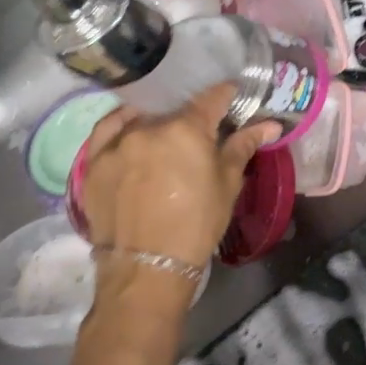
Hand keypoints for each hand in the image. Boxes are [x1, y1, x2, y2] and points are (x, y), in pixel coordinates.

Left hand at [78, 84, 279, 271]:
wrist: (147, 269)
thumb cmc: (197, 222)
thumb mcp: (228, 183)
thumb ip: (244, 145)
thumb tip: (271, 124)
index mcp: (186, 128)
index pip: (213, 96)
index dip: (228, 95)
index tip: (235, 100)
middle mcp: (149, 127)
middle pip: (176, 107)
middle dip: (193, 113)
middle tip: (204, 128)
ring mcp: (117, 144)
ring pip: (144, 117)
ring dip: (159, 120)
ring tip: (169, 133)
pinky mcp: (94, 163)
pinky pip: (107, 130)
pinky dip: (122, 123)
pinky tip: (133, 128)